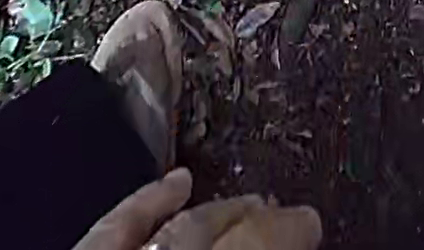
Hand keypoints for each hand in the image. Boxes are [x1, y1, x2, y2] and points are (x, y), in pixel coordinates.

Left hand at [76, 170, 321, 249]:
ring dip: (218, 213)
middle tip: (290, 217)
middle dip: (257, 223)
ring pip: (175, 230)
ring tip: (253, 200)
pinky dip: (146, 202)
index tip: (313, 223)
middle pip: (211, 233)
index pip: (249, 247)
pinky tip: (180, 179)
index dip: (285, 233)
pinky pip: (110, 231)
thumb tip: (283, 244)